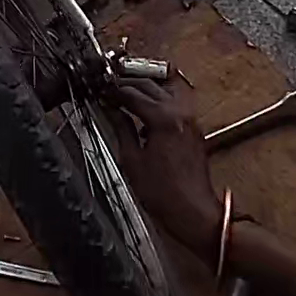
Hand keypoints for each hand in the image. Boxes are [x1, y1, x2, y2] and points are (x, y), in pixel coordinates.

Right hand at [112, 79, 221, 258]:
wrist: (193, 211)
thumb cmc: (164, 193)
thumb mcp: (132, 160)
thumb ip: (121, 129)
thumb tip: (112, 111)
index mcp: (163, 118)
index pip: (133, 94)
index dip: (114, 91)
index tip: (102, 91)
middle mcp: (179, 113)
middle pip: (150, 85)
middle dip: (128, 84)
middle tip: (110, 89)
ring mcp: (189, 119)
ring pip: (165, 90)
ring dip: (145, 88)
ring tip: (126, 94)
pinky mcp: (193, 128)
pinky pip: (174, 103)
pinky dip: (159, 100)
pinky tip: (145, 113)